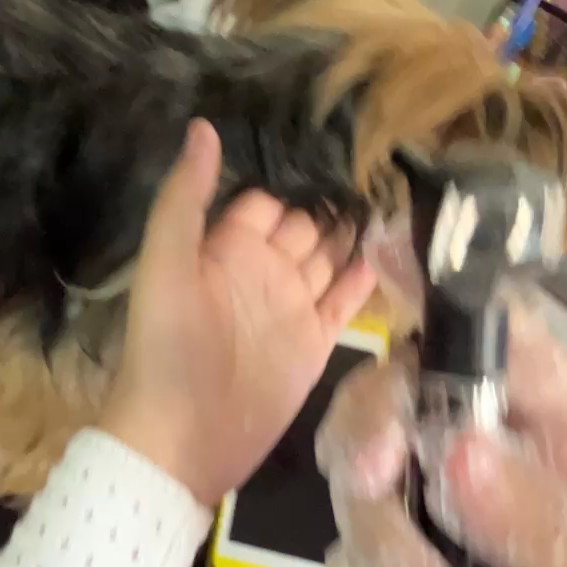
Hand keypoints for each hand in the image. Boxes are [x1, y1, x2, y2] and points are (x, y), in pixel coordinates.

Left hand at [100, 120, 375, 505]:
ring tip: (399, 201)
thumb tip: (202, 127)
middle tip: (386, 167)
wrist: (182, 439)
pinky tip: (388, 254)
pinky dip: (361, 282)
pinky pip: (342, 304)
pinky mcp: (313, 345)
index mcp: (224, 250)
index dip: (290, 180)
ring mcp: (289, 310)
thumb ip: (183, 200)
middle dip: (332, 204)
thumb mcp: (166, 267)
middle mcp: (260, 274)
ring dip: (354, 237)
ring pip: (328, 261)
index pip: (264, 203)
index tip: (336, 143)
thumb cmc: (167, 349)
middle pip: (304, 228)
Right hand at [318, 297, 566, 566]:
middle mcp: (504, 477)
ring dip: (381, 552)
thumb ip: (544, 526)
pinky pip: (350, 557)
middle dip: (373, 440)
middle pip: (400, 402)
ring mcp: (448, 533)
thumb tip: (452, 443)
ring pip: (363, 485)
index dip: (445, 290)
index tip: (378, 251)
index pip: (510, 344)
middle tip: (377, 484)